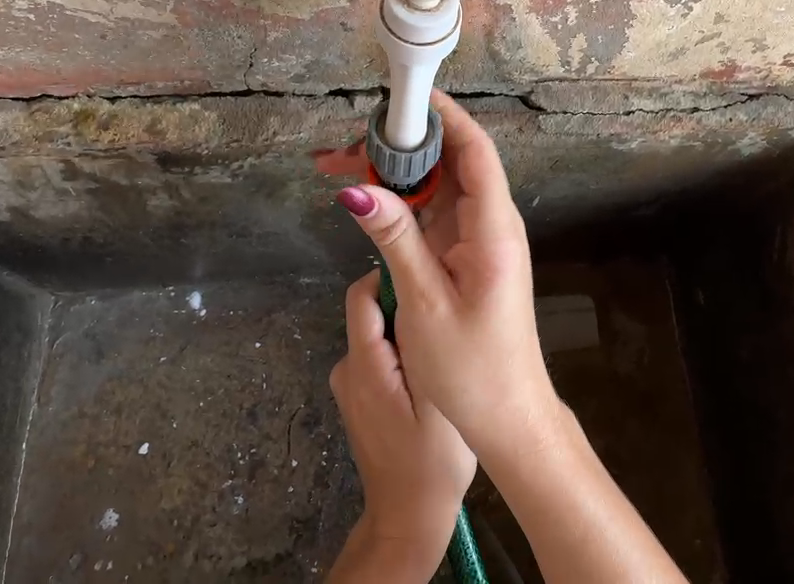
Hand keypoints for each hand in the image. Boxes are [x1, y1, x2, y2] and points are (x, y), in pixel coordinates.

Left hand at [327, 270, 474, 582]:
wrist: (409, 516)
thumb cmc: (432, 462)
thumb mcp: (438, 399)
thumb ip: (420, 345)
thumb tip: (411, 293)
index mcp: (364, 365)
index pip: (362, 295)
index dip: (395, 277)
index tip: (432, 281)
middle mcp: (347, 368)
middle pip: (373, 312)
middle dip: (408, 309)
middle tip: (447, 322)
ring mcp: (350, 386)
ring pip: (380, 334)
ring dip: (409, 335)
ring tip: (444, 352)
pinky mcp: (359, 398)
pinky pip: (379, 357)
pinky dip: (403, 357)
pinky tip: (432, 376)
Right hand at [335, 92, 562, 466]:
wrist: (509, 419)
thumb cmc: (475, 369)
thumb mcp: (424, 303)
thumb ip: (394, 240)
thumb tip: (357, 189)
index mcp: (493, 228)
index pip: (474, 150)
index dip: (442, 115)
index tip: (401, 96)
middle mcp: (488, 223)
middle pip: (448, 162)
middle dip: (399, 146)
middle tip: (342, 147)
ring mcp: (476, 239)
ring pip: (435, 187)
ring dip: (392, 175)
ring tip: (337, 166)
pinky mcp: (463, 256)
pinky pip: (431, 215)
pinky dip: (398, 205)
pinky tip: (365, 201)